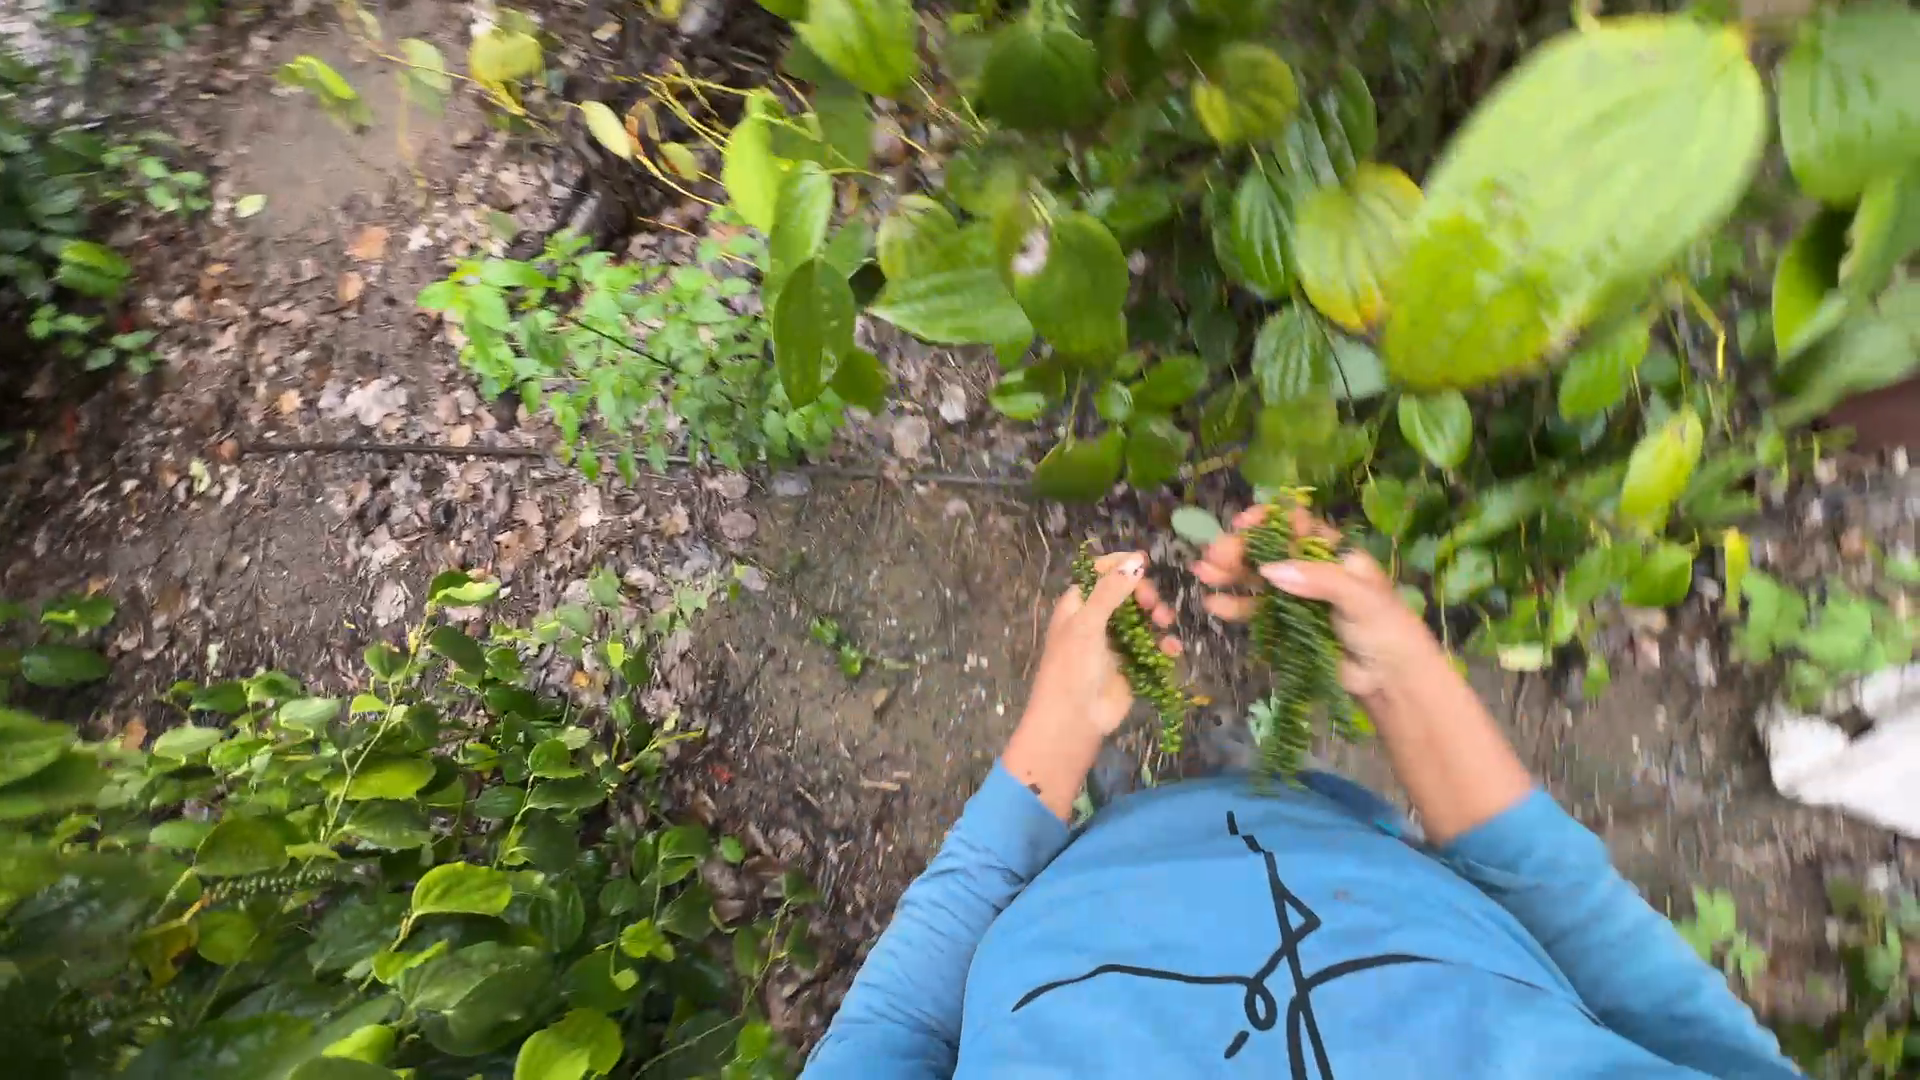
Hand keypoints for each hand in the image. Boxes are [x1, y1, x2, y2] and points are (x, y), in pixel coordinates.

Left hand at [1025, 551, 1180, 736]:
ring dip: (1157, 616)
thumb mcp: (1087, 624)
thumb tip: (1135, 560)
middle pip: (1126, 593)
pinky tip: (1172, 649)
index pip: (1098, 573)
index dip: (1119, 565)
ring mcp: (1115, 641)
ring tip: (1164, 622)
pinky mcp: (1131, 663)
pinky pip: (1152, 646)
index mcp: (1078, 605)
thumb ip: (1110, 592)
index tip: (1143, 563)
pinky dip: (1164, 644)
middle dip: (1143, 593)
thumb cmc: (1072, 666)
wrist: (1074, 718)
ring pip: (1143, 618)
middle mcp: (1096, 619)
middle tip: (1151, 604)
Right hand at [1191, 506, 1441, 707]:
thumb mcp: (1360, 597)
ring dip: (1228, 573)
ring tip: (1203, 573)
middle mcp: (1309, 569)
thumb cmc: (1385, 629)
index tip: (1242, 523)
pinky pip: (1253, 609)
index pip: (1295, 525)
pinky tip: (1213, 603)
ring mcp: (1294, 597)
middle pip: (1267, 551)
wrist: (1390, 680)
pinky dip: (1232, 605)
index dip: (1267, 521)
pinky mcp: (1283, 623)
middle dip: (1238, 550)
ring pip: (1254, 578)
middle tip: (1213, 555)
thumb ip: (1317, 580)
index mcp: (1333, 553)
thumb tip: (1268, 570)